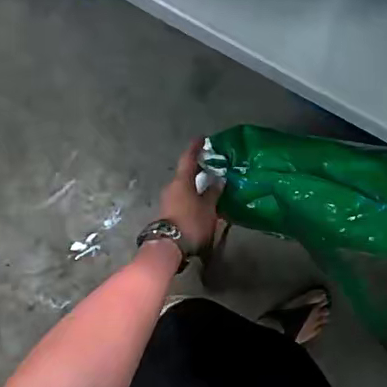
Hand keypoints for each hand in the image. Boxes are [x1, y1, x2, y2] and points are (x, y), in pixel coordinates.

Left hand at [155, 139, 221, 254]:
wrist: (169, 247)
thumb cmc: (191, 223)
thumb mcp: (208, 208)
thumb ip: (213, 193)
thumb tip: (218, 179)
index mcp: (181, 181)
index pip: (188, 159)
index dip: (195, 148)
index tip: (201, 139)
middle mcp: (172, 187)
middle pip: (185, 173)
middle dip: (198, 169)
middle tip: (211, 164)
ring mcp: (168, 200)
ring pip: (184, 187)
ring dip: (196, 184)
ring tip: (210, 185)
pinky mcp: (169, 213)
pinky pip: (183, 198)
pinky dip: (192, 196)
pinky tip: (202, 201)